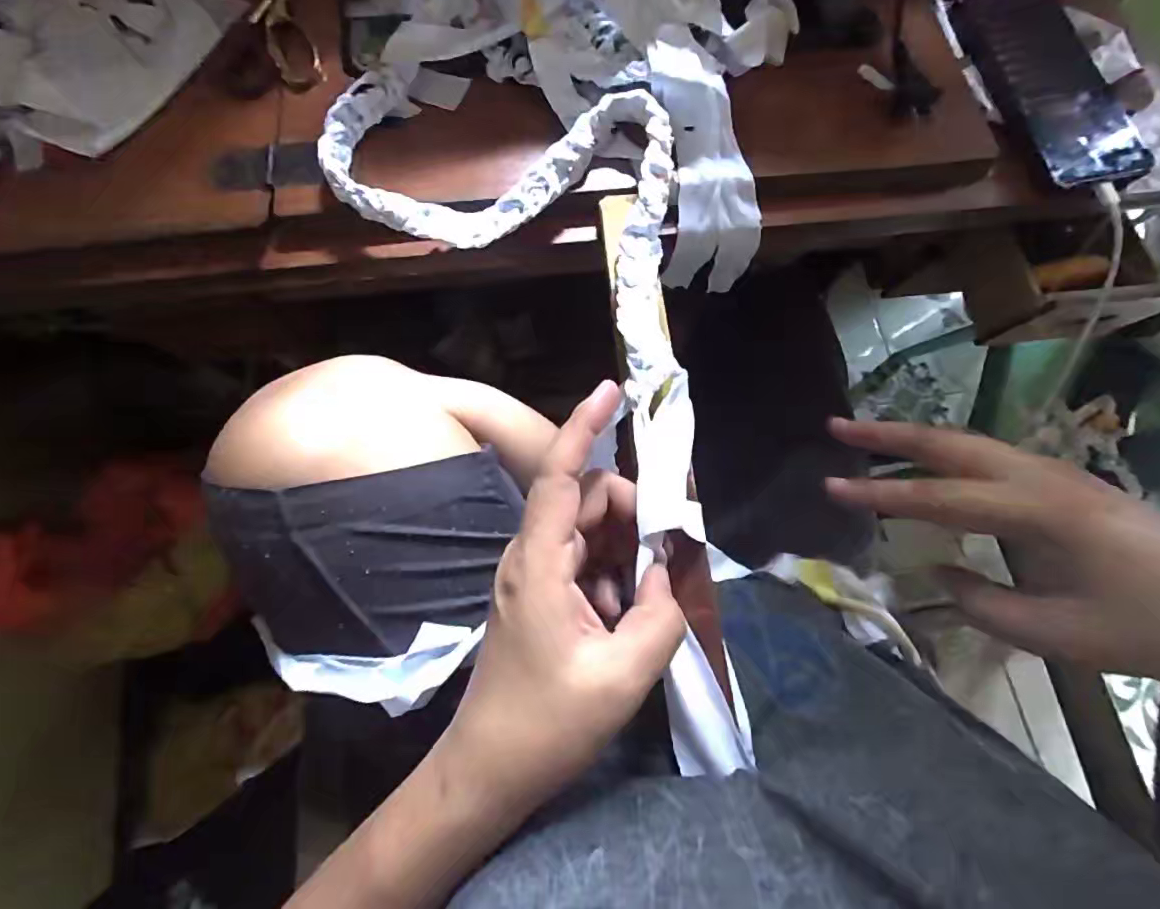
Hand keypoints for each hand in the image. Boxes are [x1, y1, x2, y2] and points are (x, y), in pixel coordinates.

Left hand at [438, 381, 686, 814]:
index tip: (611, 389)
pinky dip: (615, 572)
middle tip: (671, 553)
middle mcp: (532, 554)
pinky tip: (626, 616)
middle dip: (635, 512)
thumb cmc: (545, 725)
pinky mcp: (541, 592)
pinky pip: (587, 558)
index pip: (562, 475)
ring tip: (647, 598)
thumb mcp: (620, 676)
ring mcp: (534, 572)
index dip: (584, 426)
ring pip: (592, 528)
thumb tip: (669, 569)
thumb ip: (660, 615)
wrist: (488, 770)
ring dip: (628, 548)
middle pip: (589, 498)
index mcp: (539, 562)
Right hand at [825, 419, 1159, 700]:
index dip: (881, 493)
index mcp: (1043, 512)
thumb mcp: (1062, 635)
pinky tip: (927, 462)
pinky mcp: (1063, 482)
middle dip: (888, 434)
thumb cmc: (1155, 631)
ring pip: (969, 443)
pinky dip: (944, 451)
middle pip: (951, 443)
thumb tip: (940, 571)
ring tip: (866, 436)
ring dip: (914, 437)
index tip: (831, 487)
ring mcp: (1056, 473)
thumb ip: (985, 604)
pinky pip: (988, 455)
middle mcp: (1044, 477)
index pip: (941, 497)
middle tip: (836, 426)